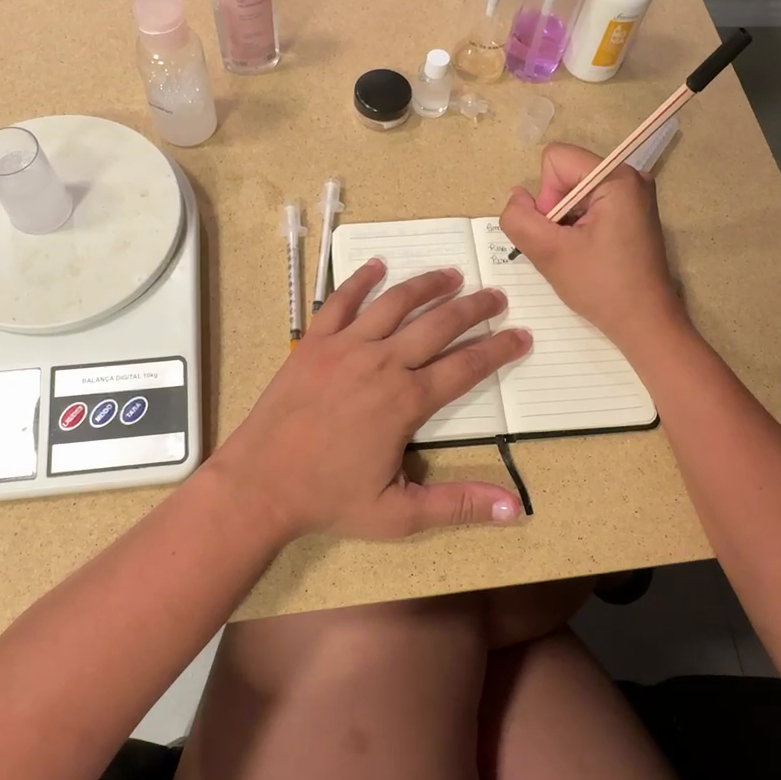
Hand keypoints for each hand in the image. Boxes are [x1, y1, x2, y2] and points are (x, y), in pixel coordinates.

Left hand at [206, 260, 531, 540]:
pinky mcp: (313, 343)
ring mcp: (344, 348)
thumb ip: (458, 505)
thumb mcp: (398, 514)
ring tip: (452, 274)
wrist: (259, 483)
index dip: (499, 350)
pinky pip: (341, 302)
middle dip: (474, 308)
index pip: (466, 367)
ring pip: (395, 304)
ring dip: (427, 285)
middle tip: (496, 295)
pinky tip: (378, 265)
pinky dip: (361, 280)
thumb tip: (515, 508)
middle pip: (438, 325)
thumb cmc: (327, 499)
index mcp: (405, 401)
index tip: (521, 336)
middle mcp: (380, 363)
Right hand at [499, 142, 687, 351]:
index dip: (546, 196)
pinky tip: (588, 253)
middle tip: (568, 246)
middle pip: (565, 174)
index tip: (560, 231)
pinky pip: (589, 204)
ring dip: (565, 222)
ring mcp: (634, 194)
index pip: (555, 160)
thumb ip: (520, 218)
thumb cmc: (601, 287)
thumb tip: (516, 196)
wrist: (644, 322)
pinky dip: (579, 226)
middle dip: (555, 210)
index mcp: (616, 177)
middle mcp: (630, 176)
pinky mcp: (632, 212)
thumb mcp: (549, 253)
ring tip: (578, 252)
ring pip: (574, 191)